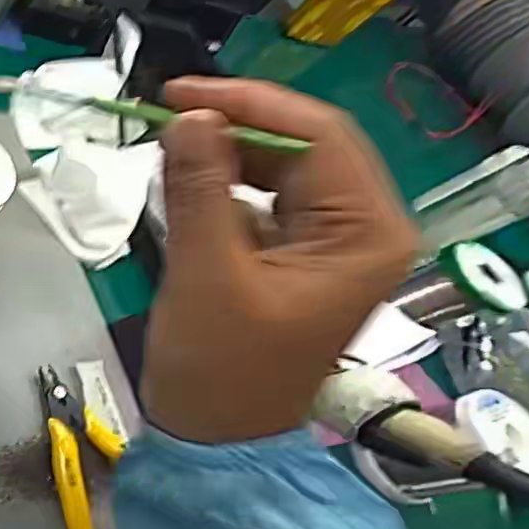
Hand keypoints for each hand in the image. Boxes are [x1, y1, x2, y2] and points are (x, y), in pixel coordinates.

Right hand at [144, 78, 417, 443]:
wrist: (211, 436)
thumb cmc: (216, 367)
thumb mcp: (203, 275)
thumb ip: (198, 192)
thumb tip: (189, 119)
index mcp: (363, 232)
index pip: (316, 137)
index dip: (247, 105)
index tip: (178, 92)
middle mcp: (359, 230)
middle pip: (300, 152)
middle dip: (234, 129)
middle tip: (165, 118)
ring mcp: (325, 247)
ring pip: (277, 176)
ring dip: (223, 158)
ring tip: (168, 148)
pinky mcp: (291, 263)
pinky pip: (259, 207)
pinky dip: (220, 192)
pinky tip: (183, 186)